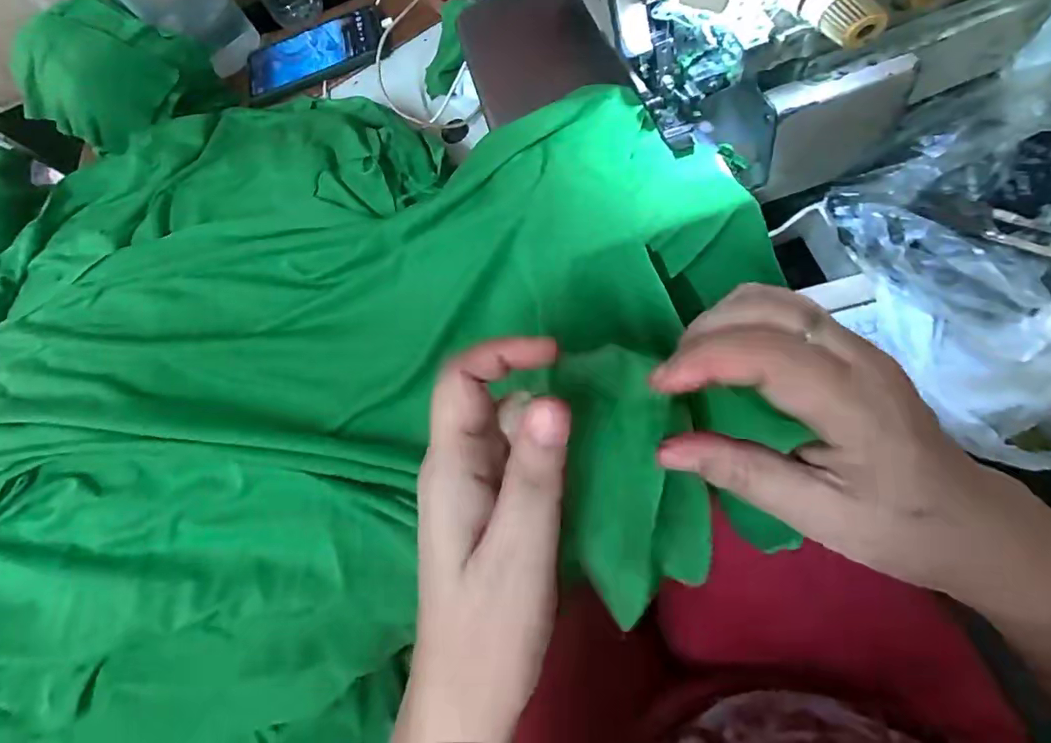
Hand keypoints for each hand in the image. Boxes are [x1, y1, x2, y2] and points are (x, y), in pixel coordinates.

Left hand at [397, 338, 570, 742]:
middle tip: (595, 404)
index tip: (556, 352)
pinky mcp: (490, 505)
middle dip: (537, 387)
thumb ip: (535, 473)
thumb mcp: (521, 550)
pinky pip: (518, 457)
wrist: (466, 698)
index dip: (502, 351)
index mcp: (450, 466)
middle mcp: (455, 464)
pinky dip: (549, 450)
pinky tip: (583, 466)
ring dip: (548, 423)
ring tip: (601, 436)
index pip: (461, 379)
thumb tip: (553, 398)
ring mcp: (472, 484)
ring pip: (507, 426)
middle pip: (488, 398)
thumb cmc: (490, 630)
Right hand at [652, 284, 1050, 598]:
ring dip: (720, 318)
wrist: (973, 522)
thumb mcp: (817, 516)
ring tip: (690, 360)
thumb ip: (741, 473)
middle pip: (766, 309)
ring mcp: (857, 343)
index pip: (768, 354)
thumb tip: (665, 448)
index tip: (659, 385)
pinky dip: (740, 318)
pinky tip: (725, 350)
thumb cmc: (897, 528)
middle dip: (704, 332)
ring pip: (773, 297)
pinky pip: (783, 307)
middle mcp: (858, 357)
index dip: (704, 359)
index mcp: (856, 404)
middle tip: (670, 375)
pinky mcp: (850, 342)